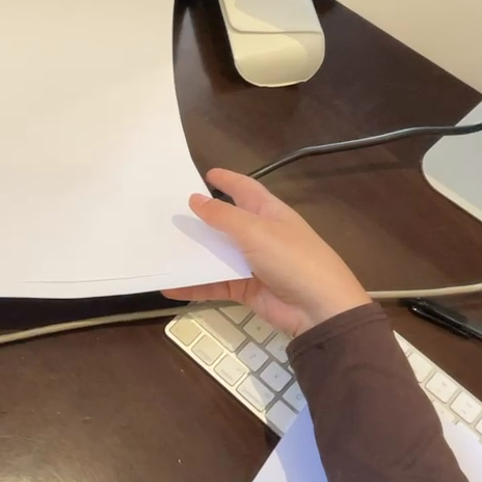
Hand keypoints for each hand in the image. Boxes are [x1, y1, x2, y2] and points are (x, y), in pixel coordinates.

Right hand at [163, 168, 371, 338]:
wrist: (318, 308)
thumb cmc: (292, 259)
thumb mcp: (255, 231)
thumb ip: (222, 217)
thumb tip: (195, 200)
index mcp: (268, 213)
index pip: (245, 190)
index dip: (227, 180)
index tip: (205, 174)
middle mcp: (259, 235)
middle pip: (225, 222)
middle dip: (200, 218)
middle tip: (171, 213)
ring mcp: (250, 263)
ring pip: (215, 254)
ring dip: (192, 253)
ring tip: (163, 248)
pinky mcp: (243, 288)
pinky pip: (212, 284)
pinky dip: (193, 286)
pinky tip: (170, 286)